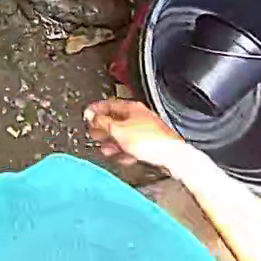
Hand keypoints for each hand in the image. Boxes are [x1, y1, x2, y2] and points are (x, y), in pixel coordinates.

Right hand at [84, 99, 202, 174]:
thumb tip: (92, 116)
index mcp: (132, 108)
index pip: (109, 104)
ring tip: (104, 148)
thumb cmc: (150, 141)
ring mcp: (147, 129)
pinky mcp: (152, 143)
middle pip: (116, 119)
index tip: (87, 115)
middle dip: (103, 127)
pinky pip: (134, 145)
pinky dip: (125, 150)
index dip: (95, 110)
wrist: (173, 157)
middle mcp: (140, 116)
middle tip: (93, 132)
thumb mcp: (118, 130)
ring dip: (113, 141)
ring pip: (124, 134)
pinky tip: (121, 156)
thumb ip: (102, 122)